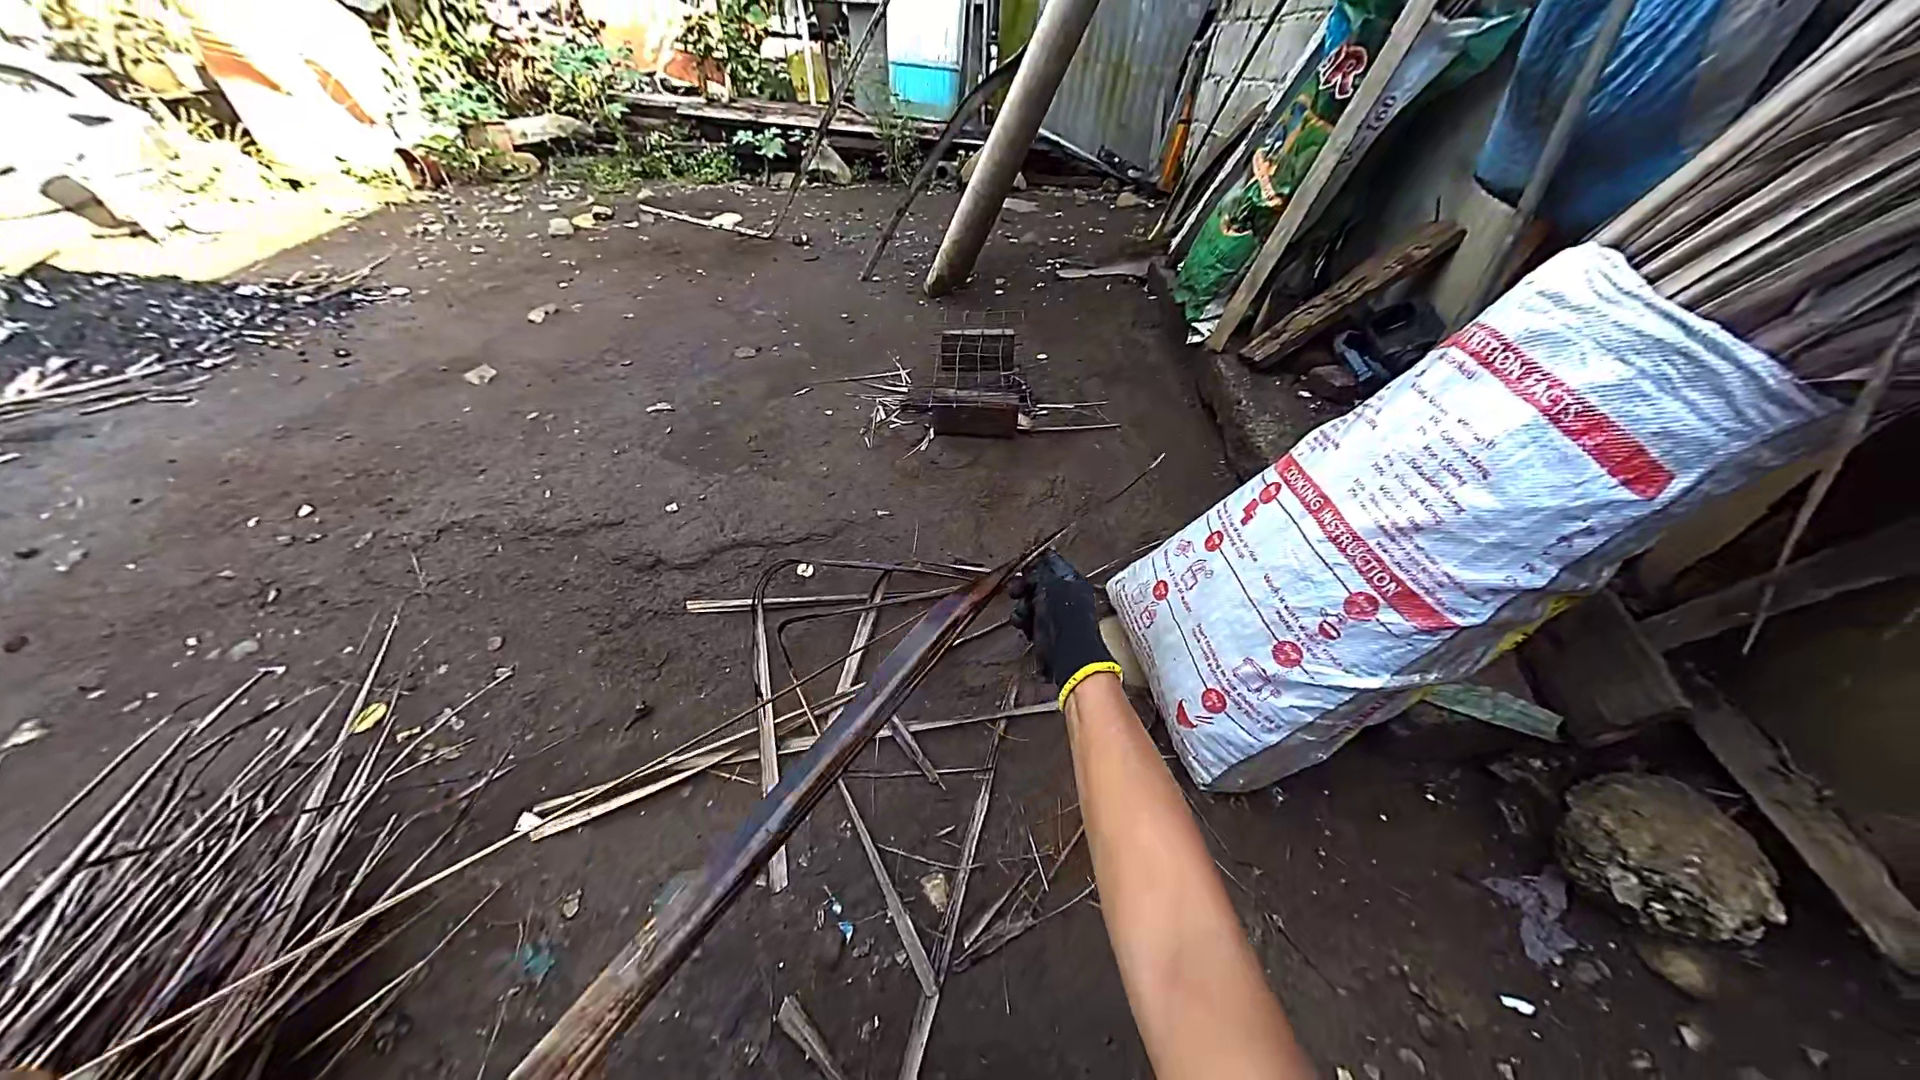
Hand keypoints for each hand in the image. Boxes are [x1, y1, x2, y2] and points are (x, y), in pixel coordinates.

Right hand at [1008, 551, 1119, 706]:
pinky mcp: (1045, 629)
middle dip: (1024, 586)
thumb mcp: (1049, 586)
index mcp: (1072, 580)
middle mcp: (1065, 595)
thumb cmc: (1064, 618)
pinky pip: (1028, 618)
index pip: (1051, 563)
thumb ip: (1040, 571)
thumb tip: (1034, 562)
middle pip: (1037, 582)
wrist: (1067, 655)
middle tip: (1015, 589)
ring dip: (1022, 605)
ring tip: (1024, 612)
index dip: (1034, 564)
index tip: (1021, 568)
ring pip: (1030, 600)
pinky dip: (1024, 620)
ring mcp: (1055, 613)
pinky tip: (1024, 624)